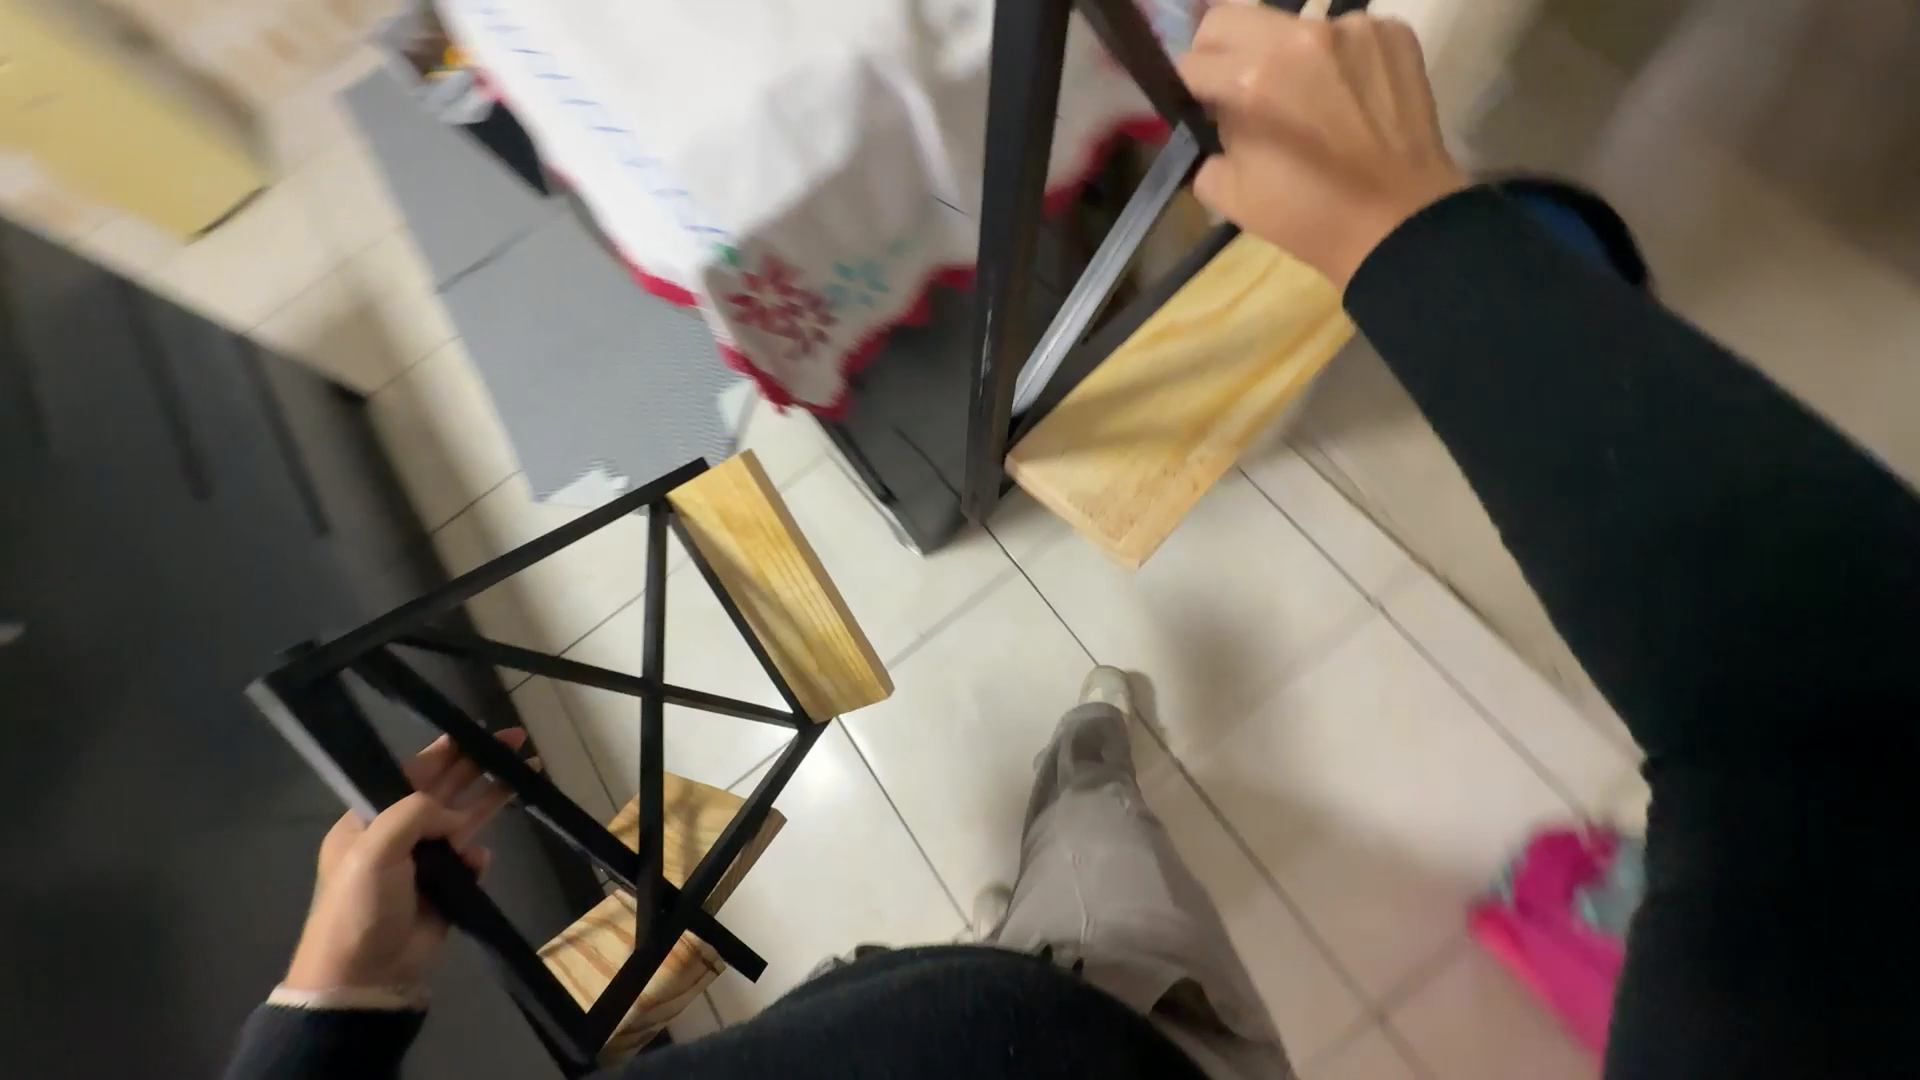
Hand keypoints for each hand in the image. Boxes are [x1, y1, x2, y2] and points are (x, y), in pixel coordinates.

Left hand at [282, 730, 536, 993]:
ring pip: (468, 814)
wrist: (367, 976)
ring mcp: (424, 858)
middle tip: (516, 739)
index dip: (444, 751)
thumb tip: (456, 817)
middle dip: (480, 762)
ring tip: (530, 771)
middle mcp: (398, 833)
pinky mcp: (448, 882)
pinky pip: (474, 855)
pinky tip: (476, 863)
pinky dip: (479, 856)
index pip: (411, 774)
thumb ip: (417, 813)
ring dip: (495, 794)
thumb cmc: (361, 907)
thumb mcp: (374, 850)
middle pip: (447, 787)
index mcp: (369, 821)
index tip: (474, 730)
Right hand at [1178, 7, 1469, 287]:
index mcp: (1251, 81)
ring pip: (1287, 24)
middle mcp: (1298, 37)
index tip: (1197, 111)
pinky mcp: (1391, 30)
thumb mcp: (1229, 195)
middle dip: (1217, 53)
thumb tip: (1207, 124)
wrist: (1394, 220)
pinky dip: (1330, 61)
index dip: (1186, 91)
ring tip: (1297, 99)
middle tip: (1230, 90)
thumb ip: (1204, 149)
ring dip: (1277, 56)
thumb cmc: (1304, 216)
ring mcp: (1351, 27)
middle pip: (1227, 17)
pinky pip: (1340, 33)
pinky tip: (1340, 99)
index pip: (1190, 63)